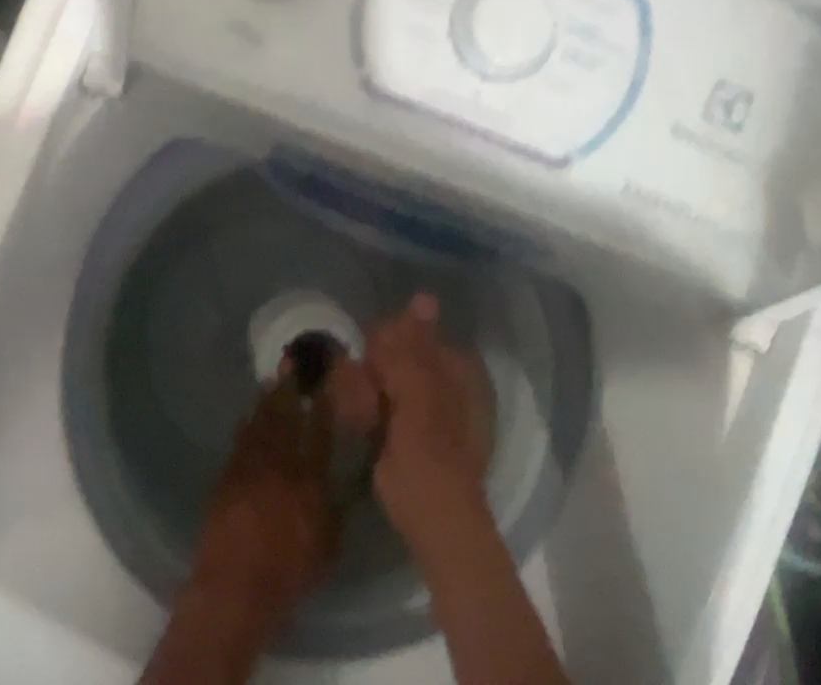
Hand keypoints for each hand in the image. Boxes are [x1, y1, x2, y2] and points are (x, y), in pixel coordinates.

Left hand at [189, 375, 338, 636]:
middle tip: (291, 360)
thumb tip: (342, 483)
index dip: (323, 403)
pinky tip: (249, 415)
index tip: (327, 379)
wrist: (235, 584)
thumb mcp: (329, 543)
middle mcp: (278, 464)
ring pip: (259, 423)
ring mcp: (248, 467)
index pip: (319, 430)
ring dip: (266, 399)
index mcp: (308, 478)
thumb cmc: (290, 572)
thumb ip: (335, 508)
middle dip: (289, 386)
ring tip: (273, 379)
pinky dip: (246, 424)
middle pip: (283, 415)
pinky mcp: (226, 478)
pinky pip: (239, 441)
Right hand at [329, 294, 495, 554]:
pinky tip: (364, 428)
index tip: (368, 369)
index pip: (412, 333)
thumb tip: (423, 296)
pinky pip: (381, 404)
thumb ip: (415, 350)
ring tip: (364, 419)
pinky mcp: (410, 430)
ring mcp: (428, 407)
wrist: (436, 524)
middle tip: (367, 403)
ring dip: (367, 393)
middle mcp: (446, 382)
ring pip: (385, 379)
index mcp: (457, 370)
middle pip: (396, 356)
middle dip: (373, 372)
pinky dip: (369, 412)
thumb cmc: (430, 462)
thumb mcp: (419, 399)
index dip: (383, 347)